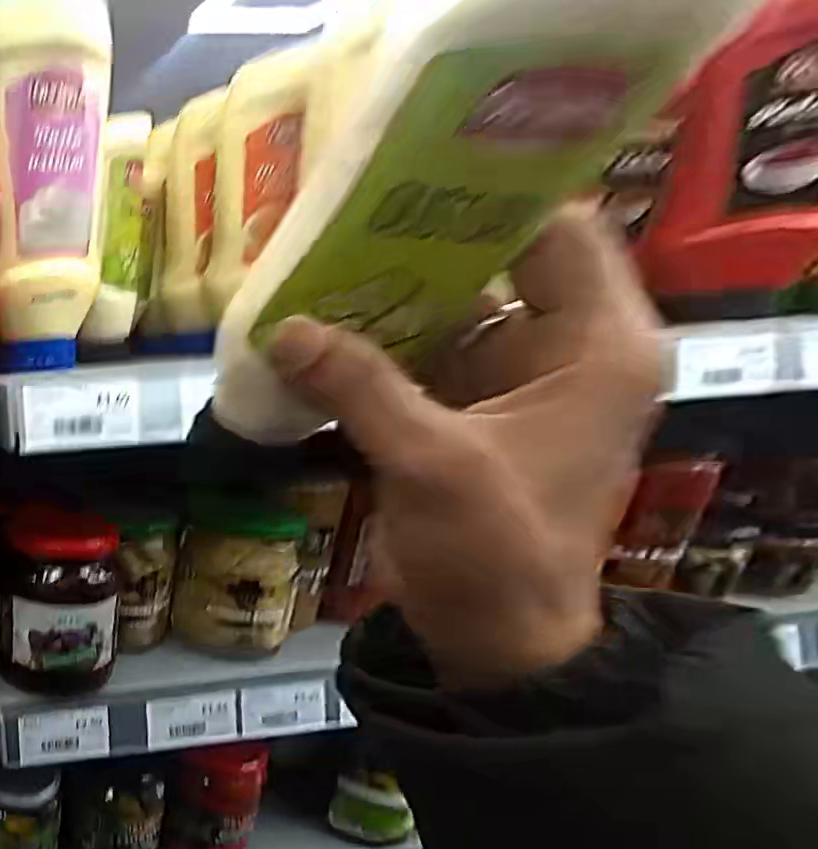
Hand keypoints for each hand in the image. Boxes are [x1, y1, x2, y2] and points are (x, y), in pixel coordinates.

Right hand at [265, 208, 662, 687]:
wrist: (491, 630)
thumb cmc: (493, 544)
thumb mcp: (429, 459)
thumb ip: (359, 388)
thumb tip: (281, 329)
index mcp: (594, 346)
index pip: (551, 238)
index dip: (484, 205)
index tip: (400, 190)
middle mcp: (553, 354)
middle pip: (481, 279)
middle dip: (404, 261)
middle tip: (328, 238)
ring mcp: (496, 390)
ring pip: (432, 327)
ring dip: (372, 314)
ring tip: (304, 285)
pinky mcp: (450, 423)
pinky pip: (403, 373)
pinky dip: (359, 362)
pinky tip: (308, 349)